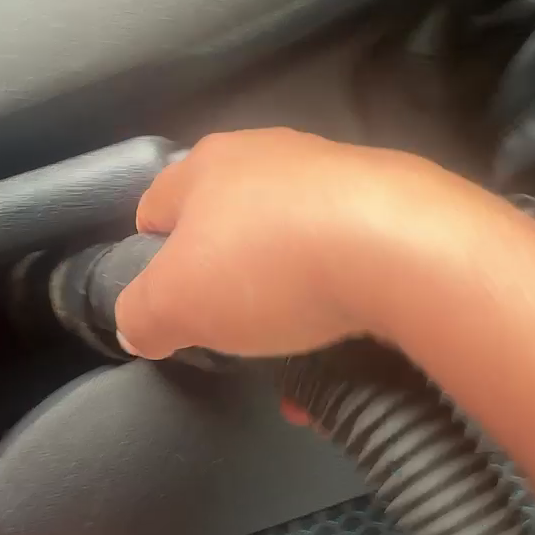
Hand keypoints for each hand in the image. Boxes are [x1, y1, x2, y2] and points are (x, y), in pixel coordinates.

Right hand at [115, 128, 518, 360]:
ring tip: (293, 372)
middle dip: (230, 291)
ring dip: (290, 319)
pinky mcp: (393, 221)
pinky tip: (341, 372)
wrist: (397, 251)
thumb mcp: (176, 302)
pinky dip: (340, 325)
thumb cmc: (267, 266)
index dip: (150, 250)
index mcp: (211, 167)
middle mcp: (276, 162)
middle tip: (231, 337)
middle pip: (234, 232)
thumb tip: (137, 329)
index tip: (160, 293)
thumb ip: (143, 316)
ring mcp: (340, 187)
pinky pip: (351, 278)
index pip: (159, 203)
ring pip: (297, 261)